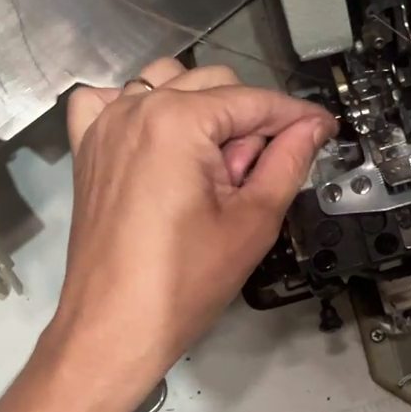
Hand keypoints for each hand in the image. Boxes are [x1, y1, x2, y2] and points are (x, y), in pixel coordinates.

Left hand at [46, 58, 334, 411]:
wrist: (115, 327)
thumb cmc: (180, 284)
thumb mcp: (253, 220)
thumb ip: (289, 161)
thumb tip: (312, 127)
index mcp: (177, 122)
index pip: (254, 101)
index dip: (296, 115)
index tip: (322, 128)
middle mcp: (136, 111)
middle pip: (215, 86)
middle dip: (248, 123)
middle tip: (259, 175)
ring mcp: (105, 126)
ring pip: (170, 84)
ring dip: (204, 110)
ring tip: (216, 165)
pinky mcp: (89, 148)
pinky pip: (113, 101)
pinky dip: (142, 109)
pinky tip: (163, 142)